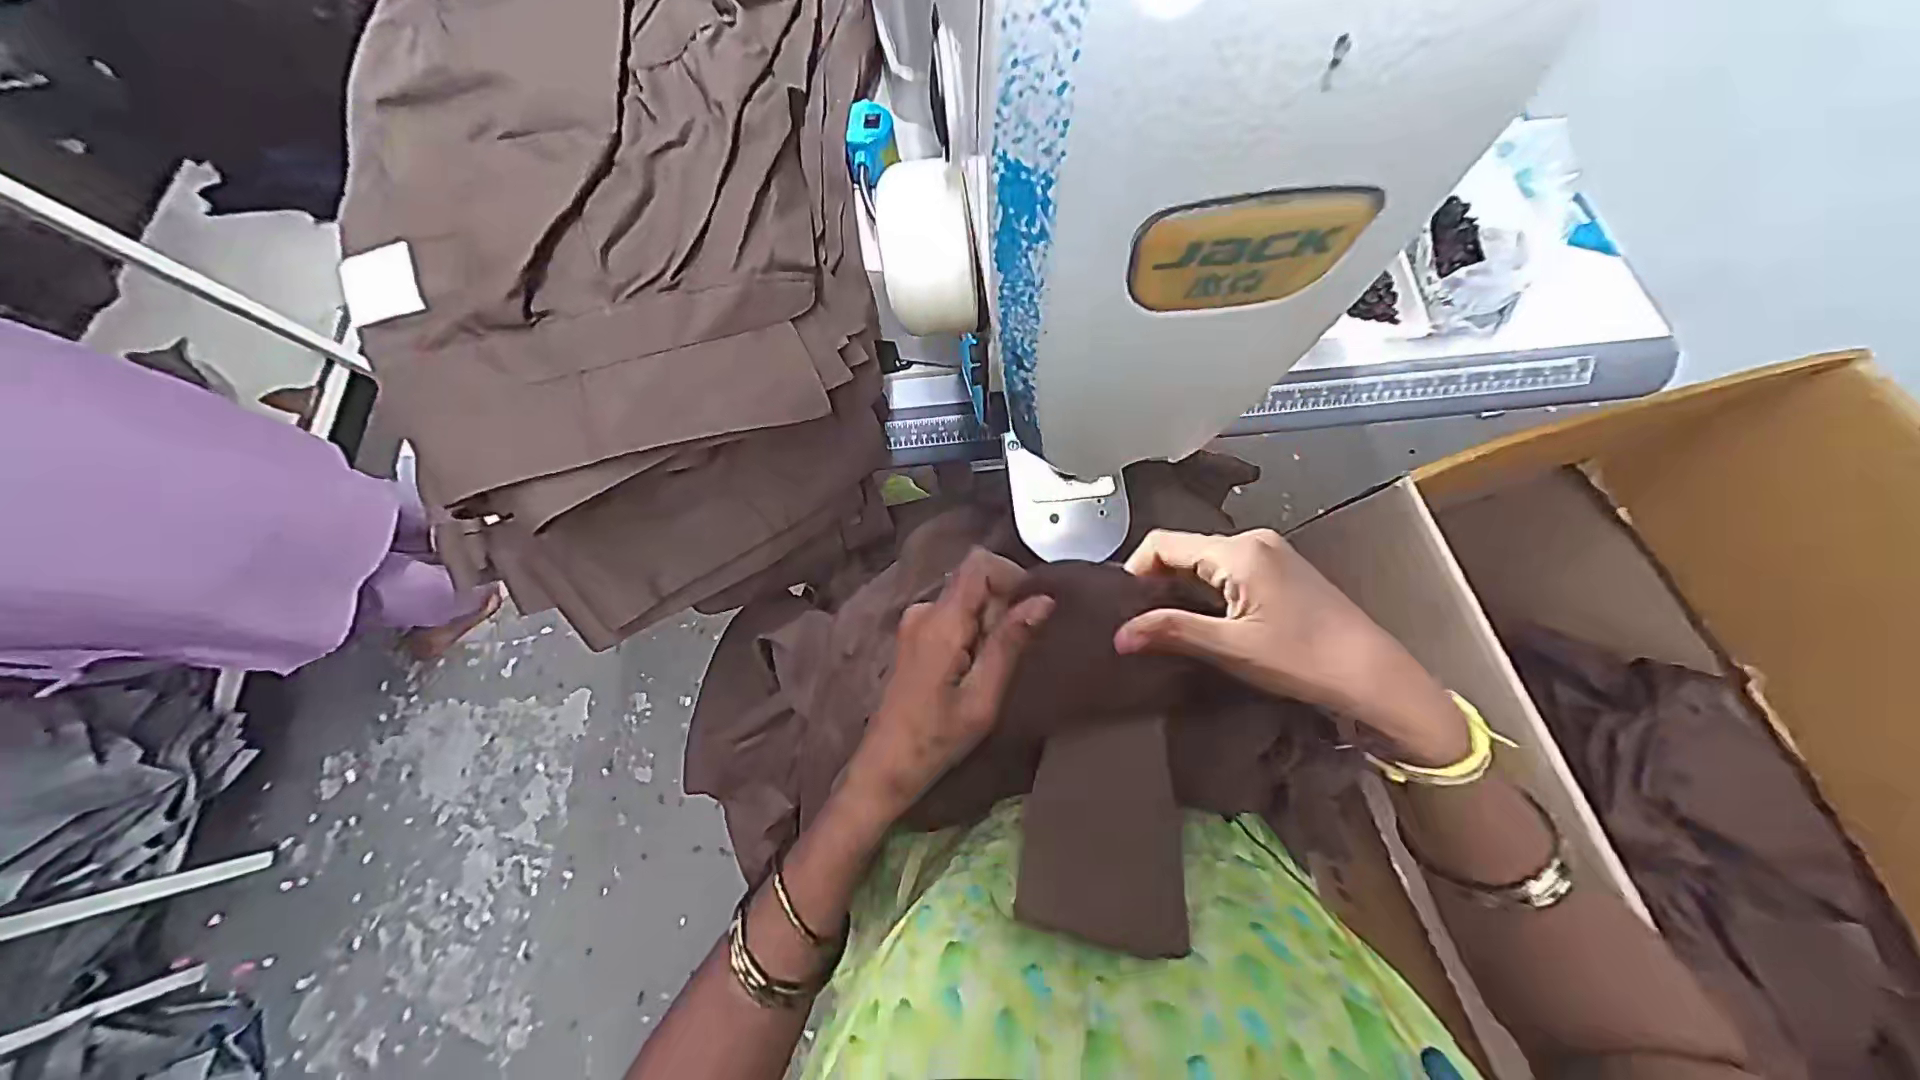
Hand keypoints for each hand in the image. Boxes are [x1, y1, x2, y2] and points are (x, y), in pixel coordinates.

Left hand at [842, 549, 1054, 821]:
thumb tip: (1042, 599)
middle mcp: (923, 610)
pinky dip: (971, 634)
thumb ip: (1010, 642)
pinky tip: (969, 673)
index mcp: (940, 622)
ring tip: (986, 672)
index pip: (978, 563)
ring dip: (987, 626)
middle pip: (975, 582)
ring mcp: (914, 622)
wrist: (886, 765)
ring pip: (966, 600)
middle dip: (1001, 609)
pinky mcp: (913, 635)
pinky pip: (952, 616)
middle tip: (1005, 659)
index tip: (1030, 610)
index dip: (1011, 575)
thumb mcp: (984, 696)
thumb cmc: (937, 738)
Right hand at [1115, 529, 1468, 766]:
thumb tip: (1120, 635)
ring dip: (1181, 587)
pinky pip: (1227, 569)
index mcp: (1238, 551)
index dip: (1135, 571)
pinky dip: (1206, 590)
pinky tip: (1206, 619)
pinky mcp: (1280, 569)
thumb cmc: (1305, 659)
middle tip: (1143, 621)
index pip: (1162, 543)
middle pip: (1183, 549)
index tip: (1125, 608)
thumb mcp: (1229, 647)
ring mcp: (1270, 552)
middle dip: (1157, 582)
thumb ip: (1171, 631)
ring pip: (1203, 560)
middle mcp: (1253, 540)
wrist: (1375, 677)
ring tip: (1170, 624)